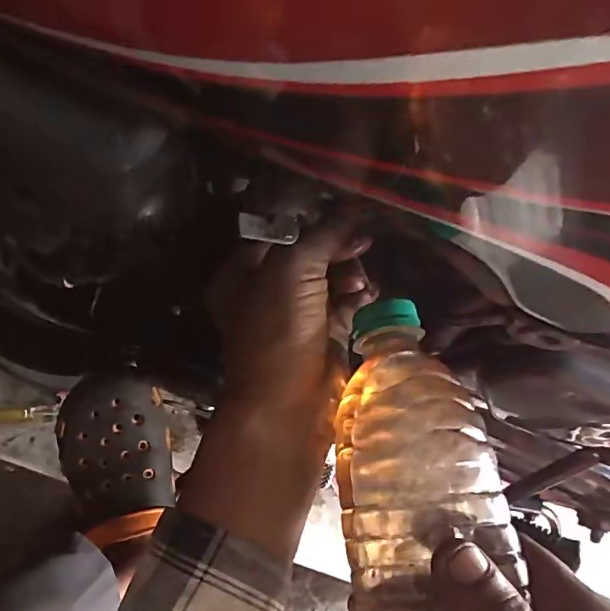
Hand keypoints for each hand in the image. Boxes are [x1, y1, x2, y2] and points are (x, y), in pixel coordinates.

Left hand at [206, 208, 374, 419]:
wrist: (286, 402)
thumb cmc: (277, 330)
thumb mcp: (293, 270)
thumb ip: (322, 235)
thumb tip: (353, 209)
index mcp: (241, 272)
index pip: (278, 230)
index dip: (310, 218)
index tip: (344, 212)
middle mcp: (265, 290)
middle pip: (308, 252)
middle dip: (336, 247)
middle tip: (360, 244)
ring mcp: (294, 314)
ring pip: (329, 277)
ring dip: (350, 272)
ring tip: (359, 282)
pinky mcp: (321, 333)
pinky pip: (343, 303)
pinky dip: (357, 296)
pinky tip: (367, 294)